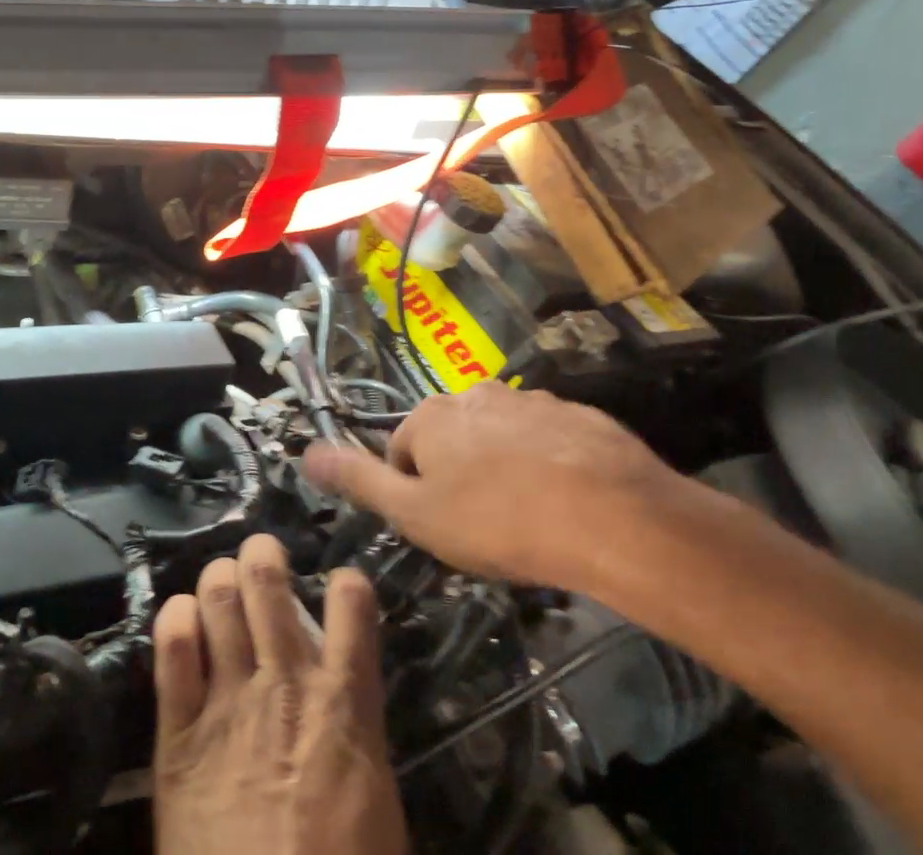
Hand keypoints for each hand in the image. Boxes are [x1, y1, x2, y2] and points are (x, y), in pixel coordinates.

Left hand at [152, 534, 406, 854]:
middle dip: (263, 555)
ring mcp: (225, 702)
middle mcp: (284, 685)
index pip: (354, 609)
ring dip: (218, 578)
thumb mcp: (375, 803)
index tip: (340, 582)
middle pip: (267, 587)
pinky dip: (175, 621)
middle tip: (261, 551)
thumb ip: (356, 738)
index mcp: (345, 705)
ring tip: (222, 575)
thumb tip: (346, 710)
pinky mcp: (176, 731)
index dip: (347, 583)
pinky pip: (170, 654)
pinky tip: (181, 614)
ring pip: (217, 604)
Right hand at [303, 381, 691, 590]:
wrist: (617, 520)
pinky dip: (550, 466)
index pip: (401, 452)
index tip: (442, 527)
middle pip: (452, 438)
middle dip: (459, 474)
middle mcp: (476, 395)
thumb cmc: (498, 522)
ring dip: (504, 468)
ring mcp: (534, 402)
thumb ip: (357, 479)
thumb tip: (305, 452)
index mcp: (430, 417)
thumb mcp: (414, 513)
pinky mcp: (584, 417)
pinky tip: (568, 504)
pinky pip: (550, 441)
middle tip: (483, 524)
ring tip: (529, 517)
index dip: (415, 493)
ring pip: (501, 437)